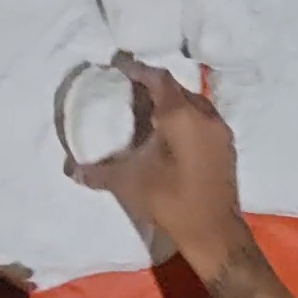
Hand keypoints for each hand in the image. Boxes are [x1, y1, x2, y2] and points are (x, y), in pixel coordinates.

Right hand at [69, 55, 249, 272]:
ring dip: (170, 102)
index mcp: (182, 116)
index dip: (137, 69)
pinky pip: (203, 119)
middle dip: (152, 85)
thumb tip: (70, 169)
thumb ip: (98, 172)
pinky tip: (169, 134)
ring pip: (192, 103)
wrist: (215, 233)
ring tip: (147, 111)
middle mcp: (205, 116)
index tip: (118, 65)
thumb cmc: (172, 202)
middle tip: (129, 89)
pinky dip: (185, 118)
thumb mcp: (129, 184)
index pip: (158, 79)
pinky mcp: (226, 147)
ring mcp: (220, 131)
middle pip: (176, 88)